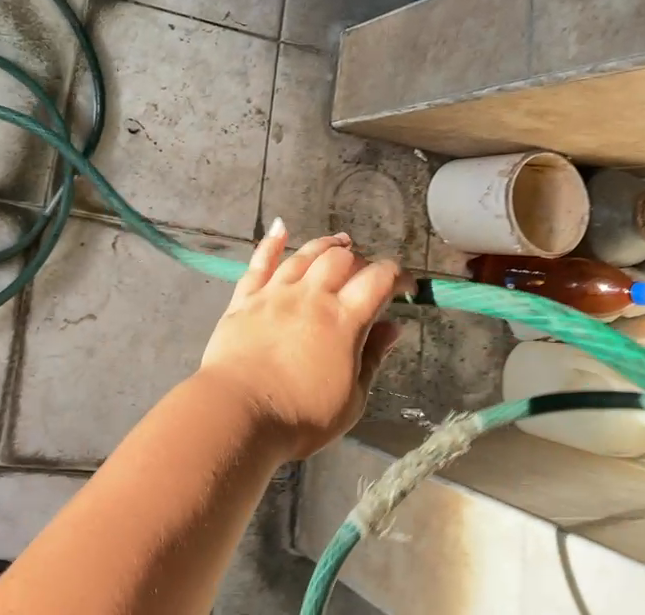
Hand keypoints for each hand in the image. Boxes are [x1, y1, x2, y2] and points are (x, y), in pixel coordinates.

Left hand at [193, 220, 407, 459]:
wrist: (239, 412)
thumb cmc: (301, 416)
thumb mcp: (352, 398)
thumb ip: (372, 358)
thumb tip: (393, 326)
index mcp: (343, 319)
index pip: (378, 280)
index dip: (398, 277)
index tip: (406, 287)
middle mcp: (311, 295)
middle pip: (341, 260)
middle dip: (360, 260)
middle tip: (366, 273)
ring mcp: (276, 292)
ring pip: (304, 254)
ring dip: (326, 245)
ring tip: (341, 242)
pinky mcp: (245, 298)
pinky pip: (260, 261)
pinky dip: (272, 242)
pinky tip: (281, 228)